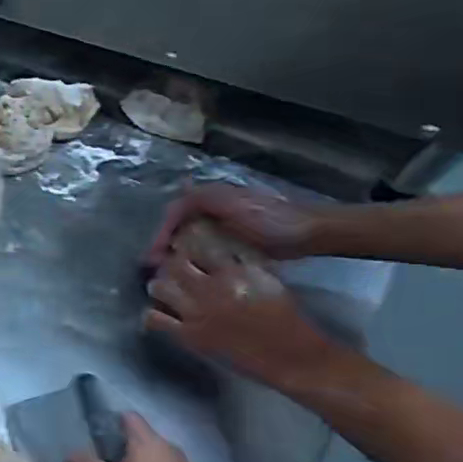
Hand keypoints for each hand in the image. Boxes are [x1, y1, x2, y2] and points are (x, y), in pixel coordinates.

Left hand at [144, 245, 346, 391]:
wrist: (289, 357)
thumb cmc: (284, 316)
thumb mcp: (267, 279)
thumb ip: (242, 262)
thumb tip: (219, 248)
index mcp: (234, 272)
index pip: (199, 246)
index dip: (189, 243)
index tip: (187, 246)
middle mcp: (210, 289)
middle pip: (174, 264)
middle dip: (172, 263)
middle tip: (175, 268)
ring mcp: (196, 313)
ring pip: (159, 287)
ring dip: (160, 285)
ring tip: (166, 288)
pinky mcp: (189, 336)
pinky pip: (155, 319)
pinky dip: (152, 314)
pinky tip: (161, 313)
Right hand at [145, 183, 319, 265]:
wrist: (309, 235)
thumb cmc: (272, 221)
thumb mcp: (234, 206)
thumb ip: (205, 198)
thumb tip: (180, 187)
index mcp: (212, 198)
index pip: (175, 213)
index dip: (161, 234)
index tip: (153, 257)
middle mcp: (214, 209)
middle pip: (180, 227)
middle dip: (165, 247)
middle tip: (155, 269)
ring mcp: (224, 226)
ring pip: (190, 239)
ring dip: (177, 255)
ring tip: (168, 274)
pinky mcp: (235, 242)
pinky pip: (206, 250)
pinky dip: (194, 261)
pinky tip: (191, 274)